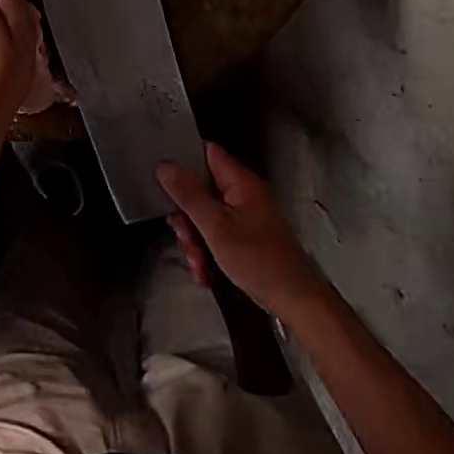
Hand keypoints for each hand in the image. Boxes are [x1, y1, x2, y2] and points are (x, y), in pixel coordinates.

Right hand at [156, 142, 315, 309]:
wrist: (294, 301)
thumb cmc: (257, 260)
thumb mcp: (215, 227)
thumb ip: (189, 195)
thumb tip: (165, 166)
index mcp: (240, 183)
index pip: (207, 152)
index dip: (183, 157)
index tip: (160, 173)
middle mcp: (243, 194)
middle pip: (200, 189)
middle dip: (186, 214)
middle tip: (184, 234)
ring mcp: (244, 217)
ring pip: (203, 216)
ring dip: (194, 239)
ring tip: (198, 261)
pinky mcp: (244, 237)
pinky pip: (214, 235)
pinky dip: (206, 251)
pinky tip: (205, 271)